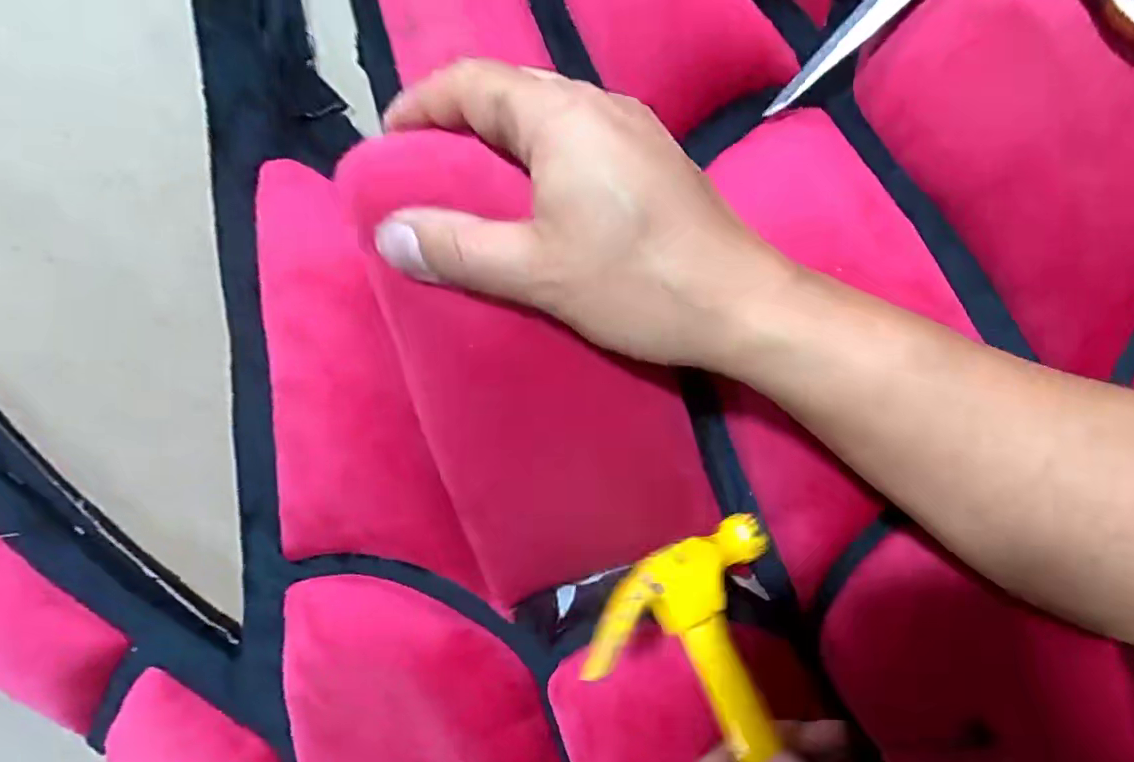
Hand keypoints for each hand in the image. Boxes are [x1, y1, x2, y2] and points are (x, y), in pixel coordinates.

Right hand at [374, 59, 796, 370]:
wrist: (744, 306)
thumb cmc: (642, 285)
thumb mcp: (540, 272)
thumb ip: (461, 248)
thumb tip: (389, 232)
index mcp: (562, 114)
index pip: (470, 83)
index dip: (421, 109)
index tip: (394, 149)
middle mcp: (604, 106)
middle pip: (515, 96)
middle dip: (467, 129)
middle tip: (439, 178)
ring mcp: (643, 135)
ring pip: (558, 124)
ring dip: (516, 151)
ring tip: (492, 197)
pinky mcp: (666, 169)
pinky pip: (594, 149)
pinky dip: (559, 169)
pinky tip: (559, 209)